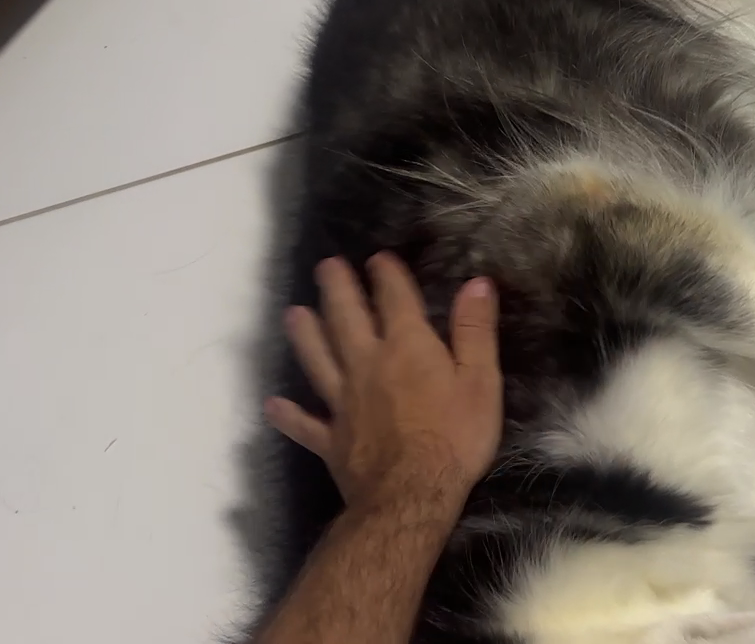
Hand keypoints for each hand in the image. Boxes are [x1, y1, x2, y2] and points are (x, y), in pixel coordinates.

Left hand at [265, 253, 502, 517]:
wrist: (411, 497)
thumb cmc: (455, 433)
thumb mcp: (480, 377)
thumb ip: (475, 330)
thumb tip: (476, 283)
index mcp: (407, 349)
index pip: (395, 303)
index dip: (387, 278)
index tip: (378, 258)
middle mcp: (368, 367)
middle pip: (348, 322)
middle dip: (338, 292)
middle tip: (325, 267)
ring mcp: (344, 405)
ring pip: (319, 362)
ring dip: (306, 336)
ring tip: (293, 314)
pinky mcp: (332, 440)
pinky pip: (305, 423)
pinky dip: (289, 413)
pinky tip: (274, 405)